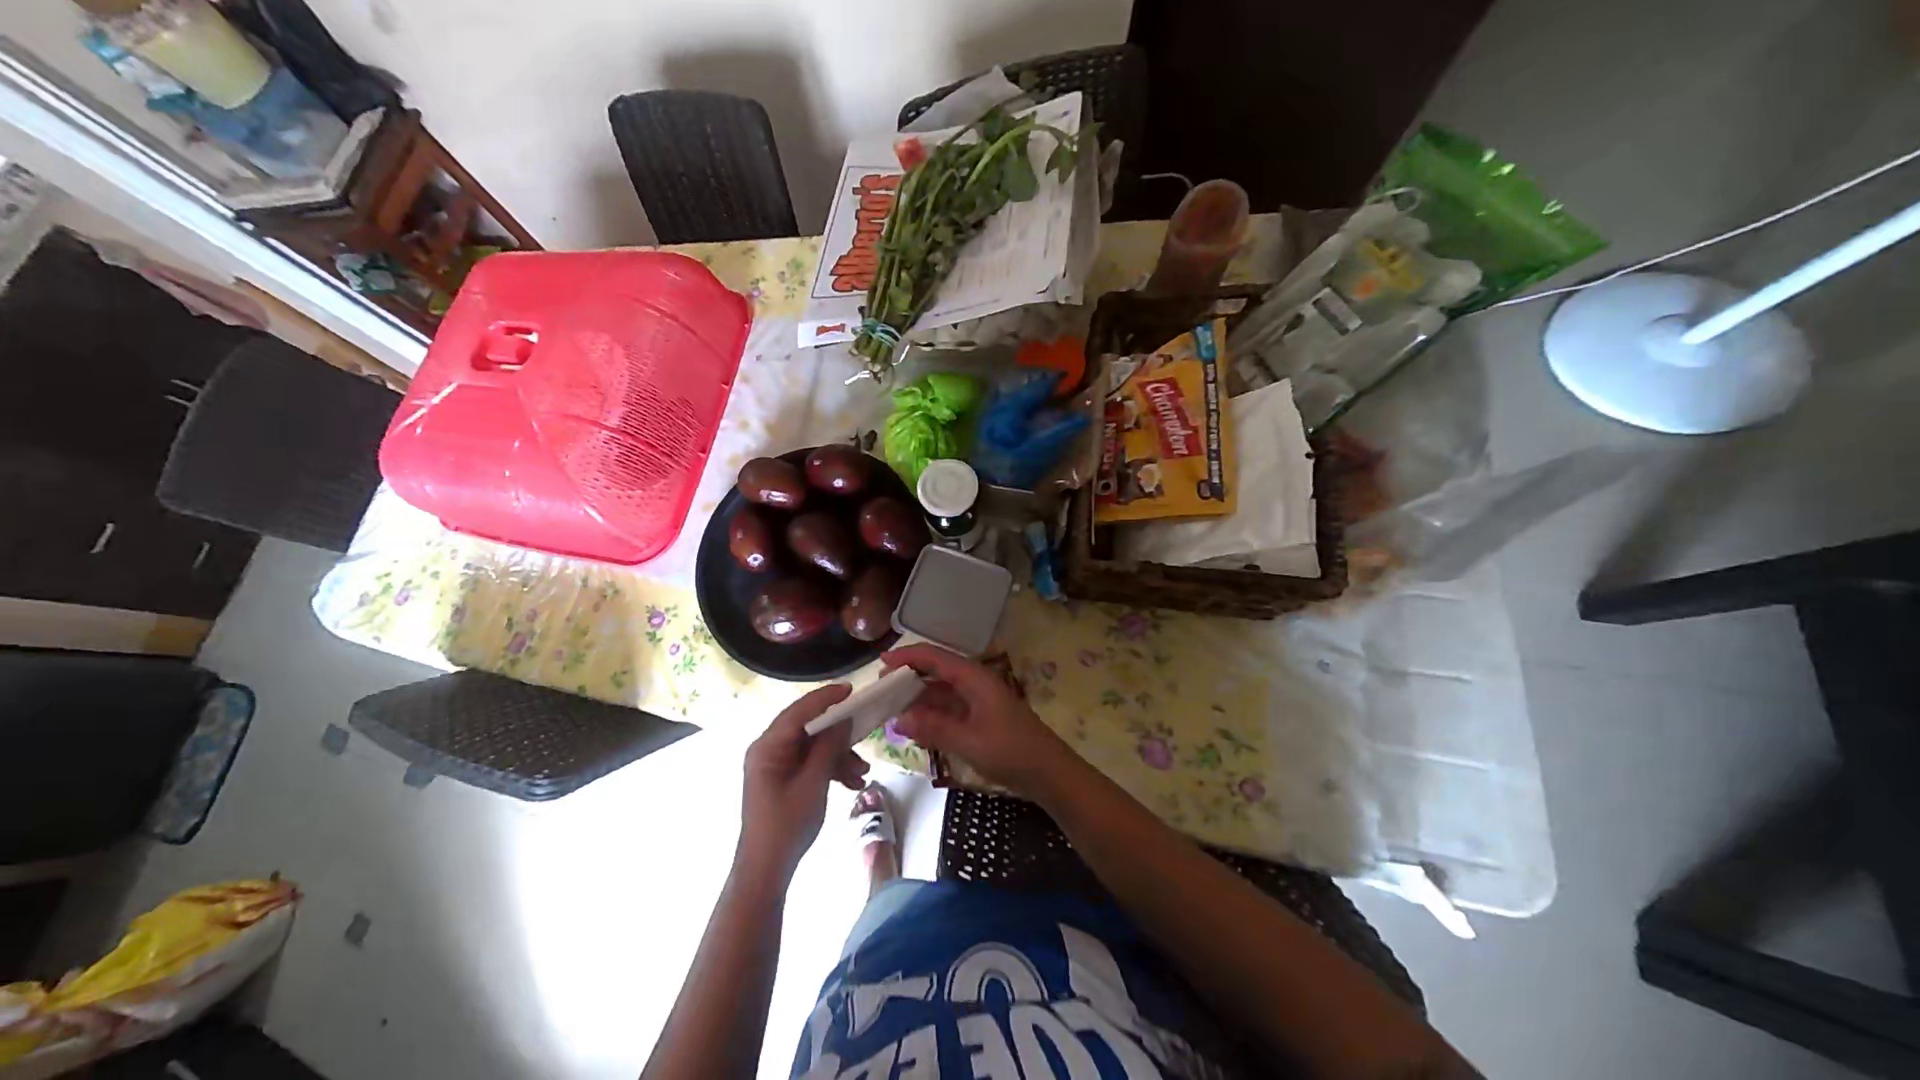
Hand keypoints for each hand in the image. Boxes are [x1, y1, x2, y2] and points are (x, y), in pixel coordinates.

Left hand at [738, 685, 869, 877]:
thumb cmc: (786, 826)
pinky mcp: (784, 778)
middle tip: (864, 736)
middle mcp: (769, 750)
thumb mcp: (813, 784)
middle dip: (839, 735)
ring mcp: (775, 765)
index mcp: (767, 747)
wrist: (767, 869)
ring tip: (862, 773)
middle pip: (808, 728)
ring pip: (814, 747)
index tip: (851, 689)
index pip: (798, 711)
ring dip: (839, 755)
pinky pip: (811, 762)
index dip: (825, 698)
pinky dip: (831, 768)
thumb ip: (828, 748)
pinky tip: (852, 782)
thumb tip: (843, 720)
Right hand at [883, 644, 1083, 802]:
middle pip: (936, 671)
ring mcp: (977, 701)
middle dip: (908, 678)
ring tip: (889, 709)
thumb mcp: (970, 741)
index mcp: (974, 678)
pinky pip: (948, 709)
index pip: (935, 657)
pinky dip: (929, 715)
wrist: (1049, 773)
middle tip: (880, 691)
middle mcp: (974, 683)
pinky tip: (913, 727)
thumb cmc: (1012, 751)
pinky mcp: (979, 718)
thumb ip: (934, 728)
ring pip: (940, 692)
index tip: (880, 663)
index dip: (907, 656)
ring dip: (916, 699)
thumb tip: (898, 719)